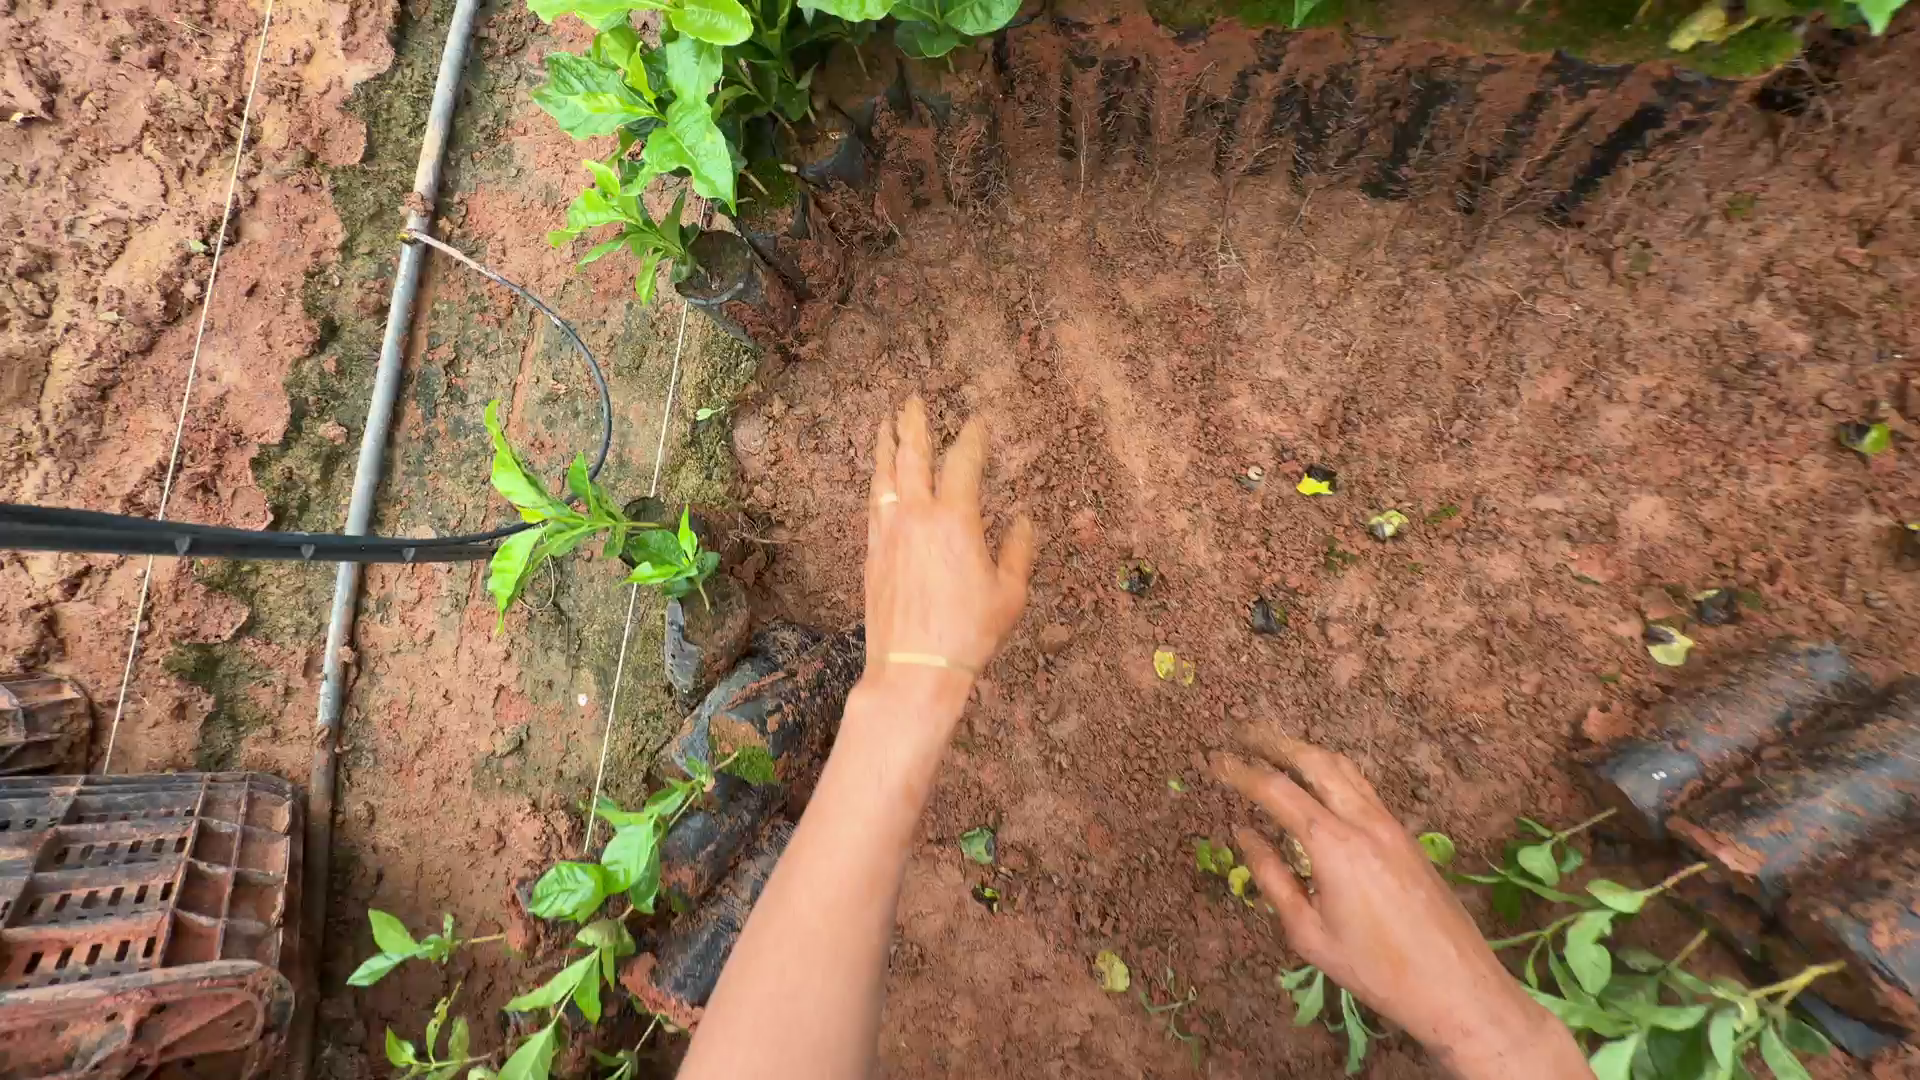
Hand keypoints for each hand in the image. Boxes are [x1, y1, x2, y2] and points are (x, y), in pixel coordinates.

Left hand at [859, 396, 1034, 725]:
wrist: (914, 665)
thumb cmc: (969, 631)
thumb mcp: (1009, 593)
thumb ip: (1017, 550)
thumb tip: (1022, 520)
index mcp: (954, 519)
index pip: (963, 462)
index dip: (972, 437)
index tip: (977, 421)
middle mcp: (916, 515)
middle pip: (912, 456)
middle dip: (913, 424)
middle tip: (911, 400)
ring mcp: (888, 532)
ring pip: (884, 477)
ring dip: (886, 447)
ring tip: (885, 426)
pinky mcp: (871, 553)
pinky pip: (873, 505)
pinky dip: (877, 484)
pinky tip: (878, 480)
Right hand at [1213, 732, 1590, 1079]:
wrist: (1462, 992)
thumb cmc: (1376, 970)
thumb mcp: (1308, 933)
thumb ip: (1272, 877)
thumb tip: (1243, 833)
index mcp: (1333, 846)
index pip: (1276, 790)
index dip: (1240, 771)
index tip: (1214, 761)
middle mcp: (1362, 822)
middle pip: (1313, 760)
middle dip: (1273, 741)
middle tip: (1241, 733)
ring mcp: (1388, 824)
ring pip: (1341, 767)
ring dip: (1303, 749)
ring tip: (1273, 745)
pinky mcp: (1404, 835)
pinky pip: (1359, 784)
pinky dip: (1328, 767)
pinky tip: (1316, 777)